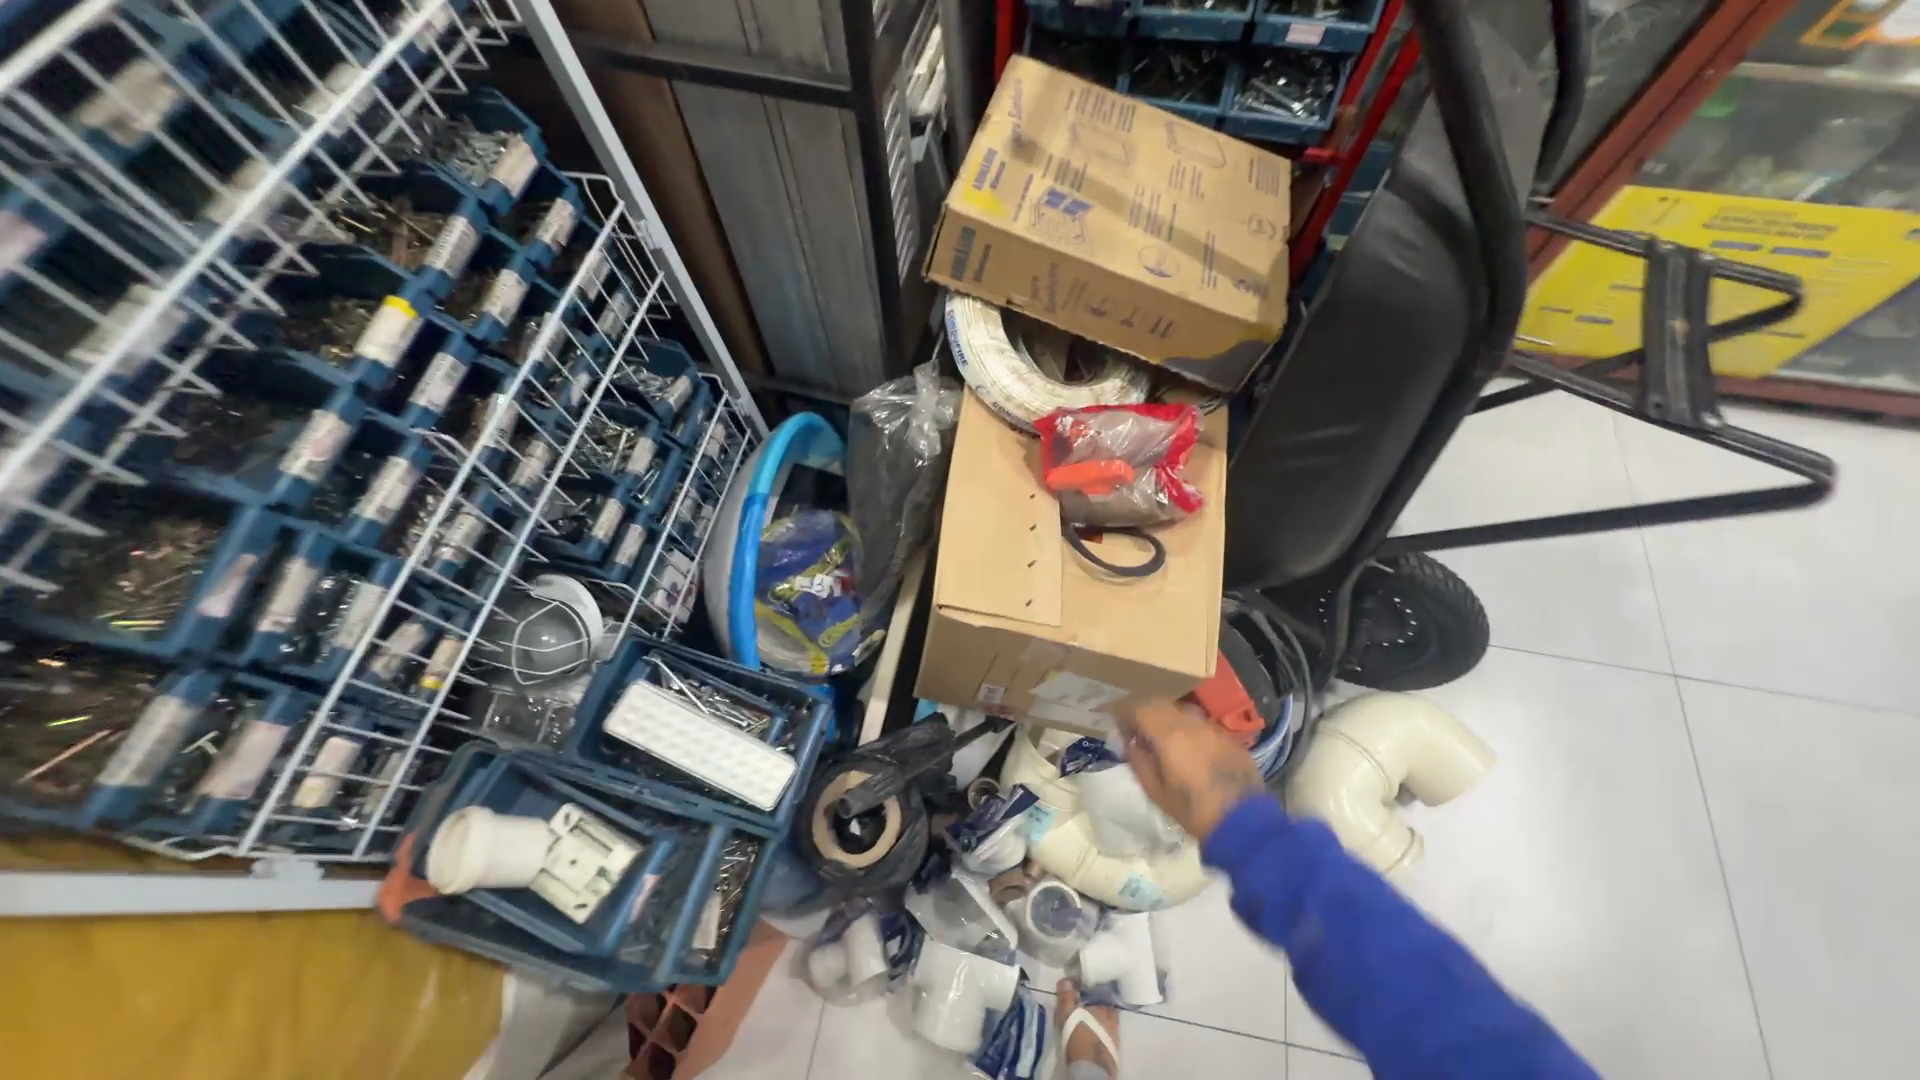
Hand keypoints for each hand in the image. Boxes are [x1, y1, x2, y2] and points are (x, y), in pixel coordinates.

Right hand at [1118, 699, 1263, 840]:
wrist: (1243, 822)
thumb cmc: (1193, 810)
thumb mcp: (1156, 791)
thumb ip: (1139, 761)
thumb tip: (1131, 742)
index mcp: (1169, 734)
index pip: (1140, 707)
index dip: (1125, 713)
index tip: (1119, 726)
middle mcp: (1191, 722)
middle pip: (1161, 703)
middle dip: (1145, 712)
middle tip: (1138, 730)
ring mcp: (1214, 727)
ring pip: (1183, 711)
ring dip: (1168, 719)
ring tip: (1164, 740)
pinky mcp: (1230, 737)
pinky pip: (1202, 725)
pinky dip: (1189, 730)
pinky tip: (1190, 750)